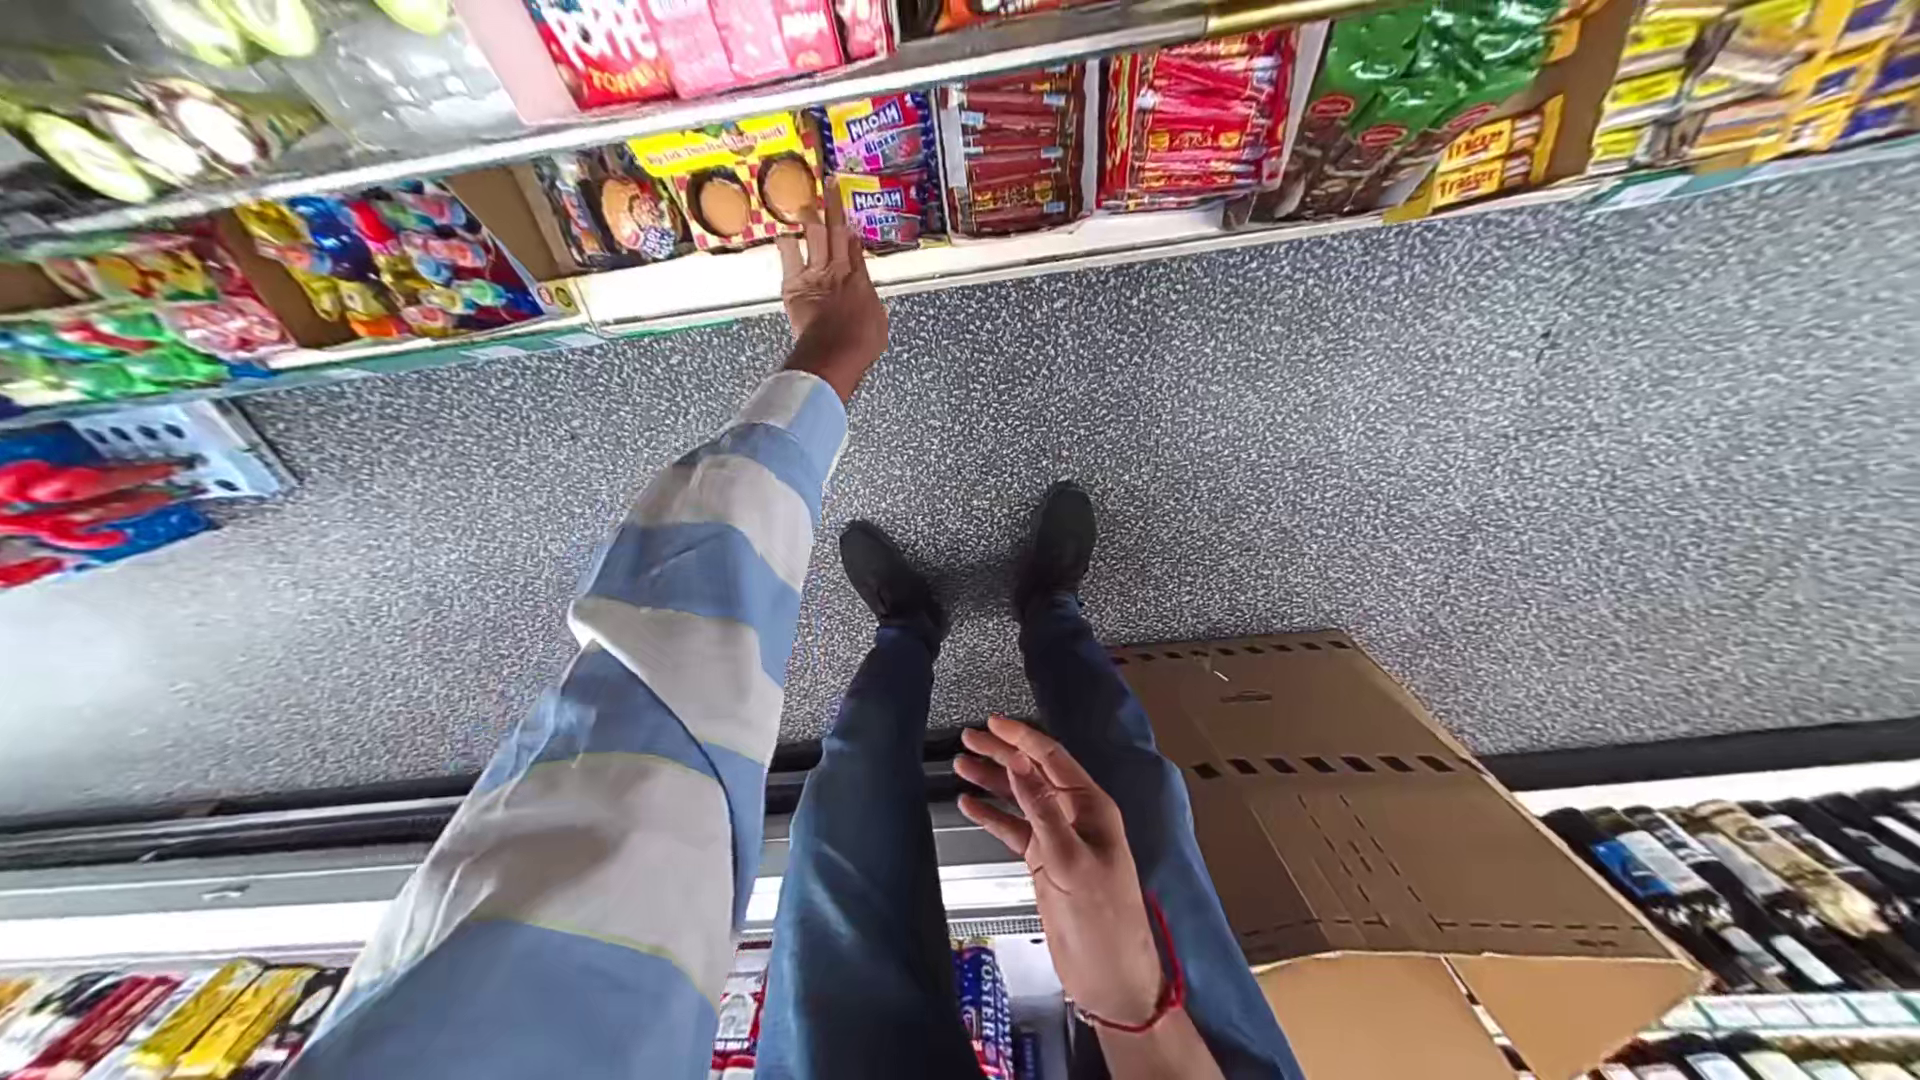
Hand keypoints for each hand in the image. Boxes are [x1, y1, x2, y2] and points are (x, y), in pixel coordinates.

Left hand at [776, 178, 886, 402]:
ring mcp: (816, 273)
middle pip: (836, 230)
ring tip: (805, 201)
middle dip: (834, 205)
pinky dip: (785, 242)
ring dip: (809, 216)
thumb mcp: (879, 326)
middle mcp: (838, 269)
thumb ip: (873, 309)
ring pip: (813, 234)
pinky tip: (782, 233)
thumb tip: (872, 306)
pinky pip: (788, 254)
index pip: (855, 248)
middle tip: (830, 183)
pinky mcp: (795, 283)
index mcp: (860, 280)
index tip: (848, 220)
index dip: (851, 232)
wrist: (835, 350)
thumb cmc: (860, 344)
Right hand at [956, 714, 1164, 1025]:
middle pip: (1031, 773)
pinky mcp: (1042, 860)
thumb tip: (1019, 764)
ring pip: (1018, 798)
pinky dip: (991, 815)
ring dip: (991, 781)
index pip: (1052, 758)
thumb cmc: (1102, 918)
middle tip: (969, 739)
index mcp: (1091, 806)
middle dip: (1000, 753)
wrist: (1109, 977)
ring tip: (962, 764)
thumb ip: (1042, 809)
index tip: (993, 723)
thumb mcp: (1071, 859)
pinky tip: (970, 804)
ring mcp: (1056, 837)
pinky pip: (1012, 828)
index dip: (1021, 738)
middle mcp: (1073, 815)